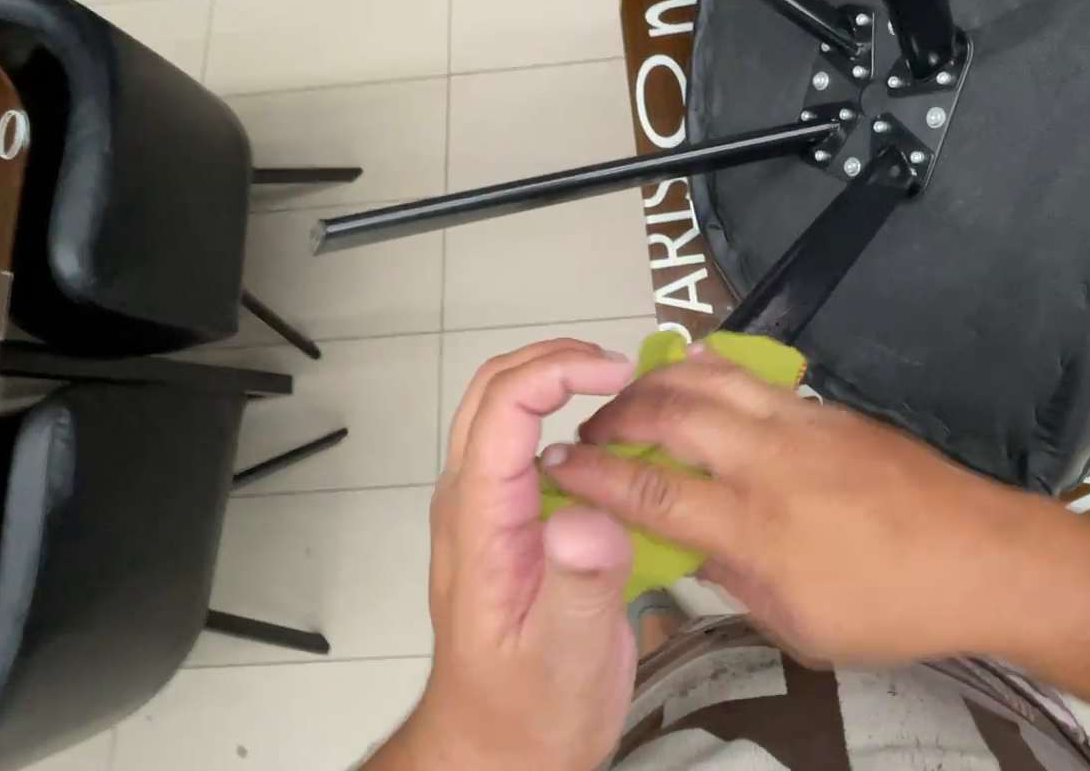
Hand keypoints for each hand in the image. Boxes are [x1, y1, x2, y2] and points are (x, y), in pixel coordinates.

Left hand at [371, 340, 639, 770]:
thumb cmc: (531, 711)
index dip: (558, 373)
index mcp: (481, 523)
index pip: (502, 411)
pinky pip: (515, 434)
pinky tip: (602, 426)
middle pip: (490, 389)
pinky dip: (555, 405)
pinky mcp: (498, 514)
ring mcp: (478, 504)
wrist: (494, 749)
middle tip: (620, 368)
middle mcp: (469, 500)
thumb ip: (580, 586)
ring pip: (497, 404)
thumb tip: (586, 515)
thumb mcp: (567, 658)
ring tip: (616, 385)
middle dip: (554, 359)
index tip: (619, 374)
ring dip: (552, 375)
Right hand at [542, 350, 1054, 665]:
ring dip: (657, 381)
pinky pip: (751, 376)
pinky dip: (707, 370)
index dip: (595, 477)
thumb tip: (687, 545)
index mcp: (758, 527)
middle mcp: (769, 461)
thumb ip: (731, 577)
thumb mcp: (798, 624)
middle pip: (672, 415)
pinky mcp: (823, 407)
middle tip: (591, 428)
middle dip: (617, 416)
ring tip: (630, 394)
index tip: (557, 465)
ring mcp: (799, 423)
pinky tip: (691, 373)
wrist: (981, 556)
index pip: (653, 492)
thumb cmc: (890, 607)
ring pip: (709, 378)